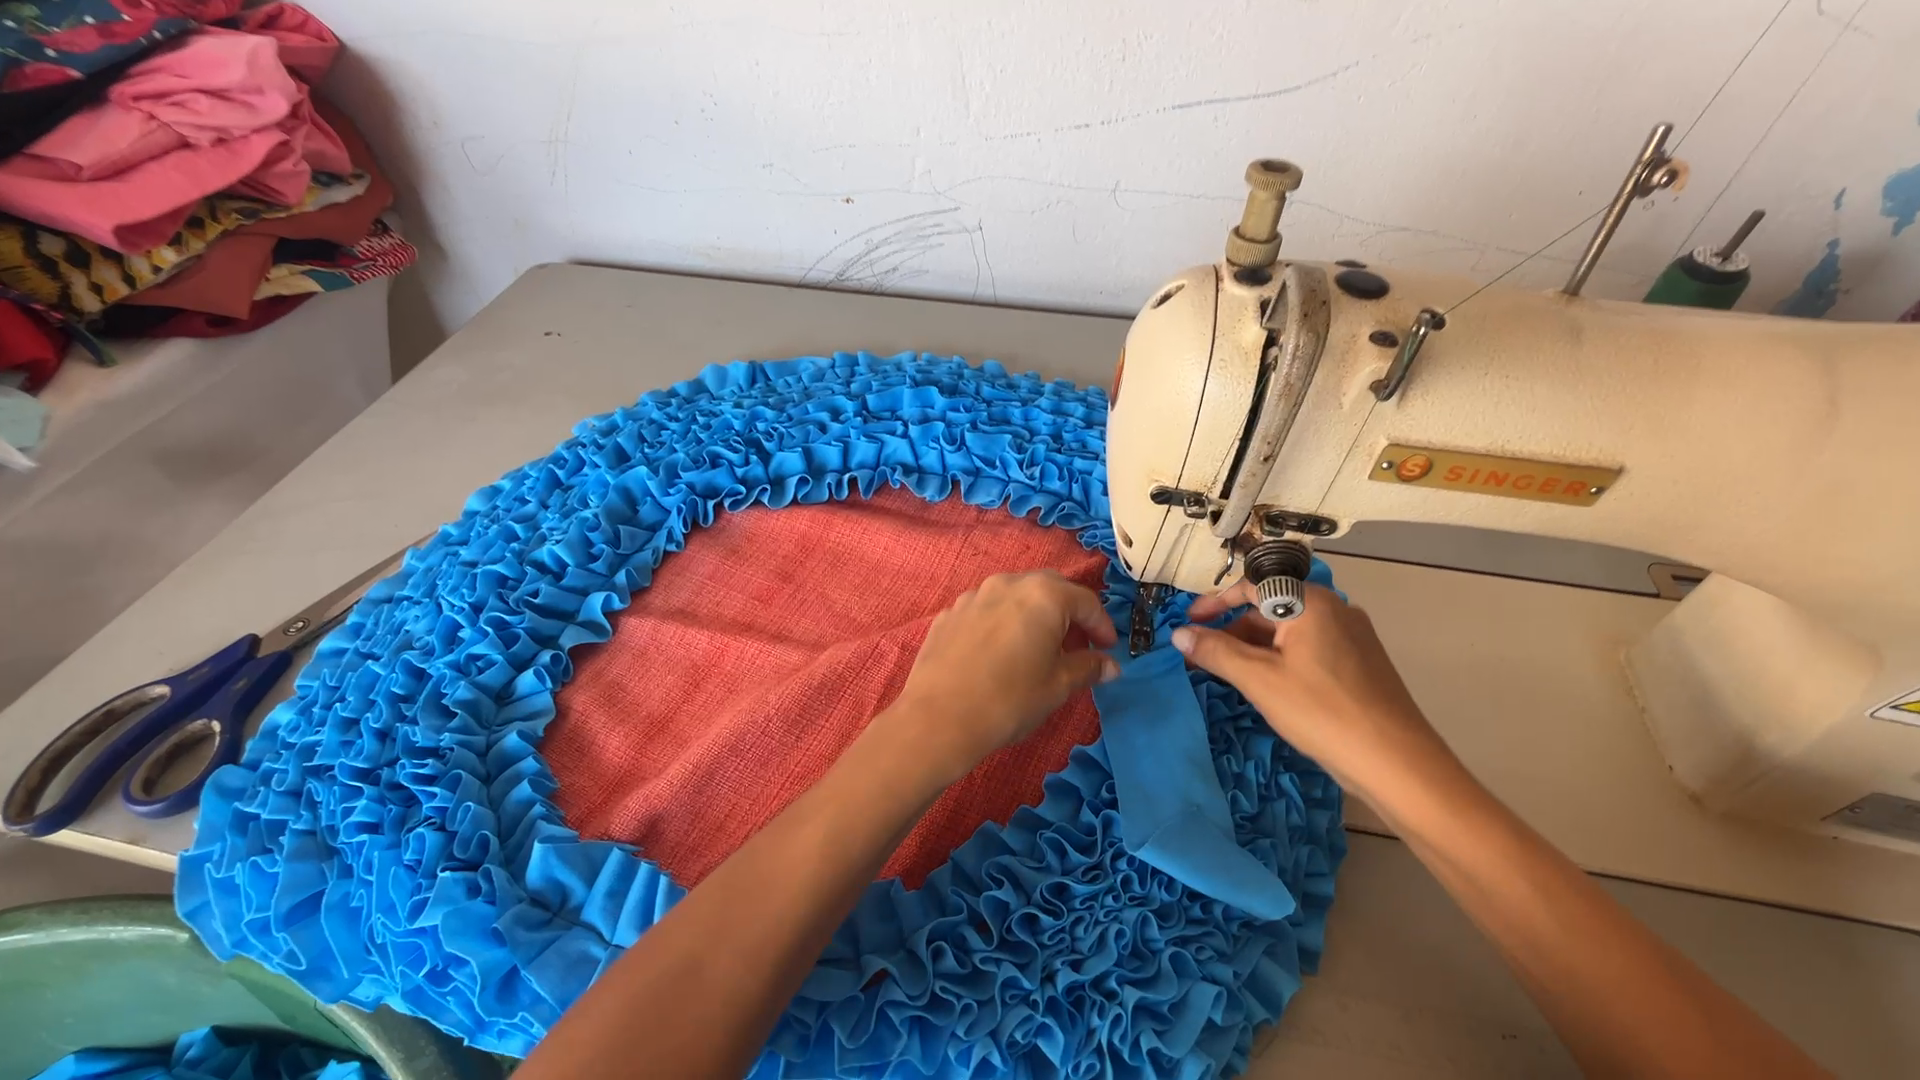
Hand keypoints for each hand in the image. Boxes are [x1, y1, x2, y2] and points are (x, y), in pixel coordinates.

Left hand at [883, 571, 1118, 783]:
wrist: (938, 719)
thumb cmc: (1009, 701)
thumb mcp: (1057, 686)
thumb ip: (1087, 668)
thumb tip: (1110, 666)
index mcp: (1043, 595)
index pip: (1085, 601)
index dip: (1102, 625)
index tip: (1108, 649)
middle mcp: (1008, 584)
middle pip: (1050, 588)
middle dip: (1068, 612)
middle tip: (1078, 643)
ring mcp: (974, 596)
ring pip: (1014, 595)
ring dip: (1033, 614)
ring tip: (1038, 646)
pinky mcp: (949, 614)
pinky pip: (986, 610)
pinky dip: (1002, 623)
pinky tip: (1000, 652)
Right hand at [1173, 581, 1458, 801]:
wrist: (1396, 762)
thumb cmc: (1322, 711)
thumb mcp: (1259, 680)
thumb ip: (1215, 652)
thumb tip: (1178, 634)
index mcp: (1311, 602)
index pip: (1253, 585)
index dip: (1215, 602)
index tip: (1188, 625)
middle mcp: (1334, 610)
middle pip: (1271, 607)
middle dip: (1231, 630)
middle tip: (1200, 656)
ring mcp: (1350, 637)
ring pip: (1289, 632)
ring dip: (1252, 647)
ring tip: (1226, 674)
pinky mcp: (1359, 664)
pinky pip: (1307, 649)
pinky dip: (1278, 660)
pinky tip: (1264, 687)